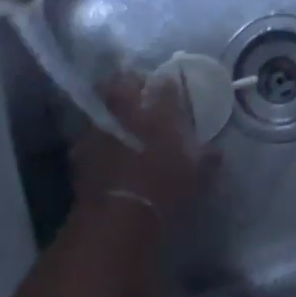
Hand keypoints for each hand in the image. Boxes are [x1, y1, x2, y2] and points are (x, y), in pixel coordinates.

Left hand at [71, 73, 212, 222]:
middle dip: (130, 82)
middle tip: (137, 94)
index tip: (170, 93)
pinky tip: (103, 152)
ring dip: (111, 110)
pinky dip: (96, 140)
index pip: (164, 83)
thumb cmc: (164, 187)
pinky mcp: (80, 150)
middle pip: (123, 80)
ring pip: (102, 104)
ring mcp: (100, 127)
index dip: (167, 86)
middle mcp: (127, 110)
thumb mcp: (197, 174)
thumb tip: (214, 152)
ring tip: (119, 124)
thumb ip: (206, 157)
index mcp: (158, 110)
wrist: (117, 216)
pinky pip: (89, 135)